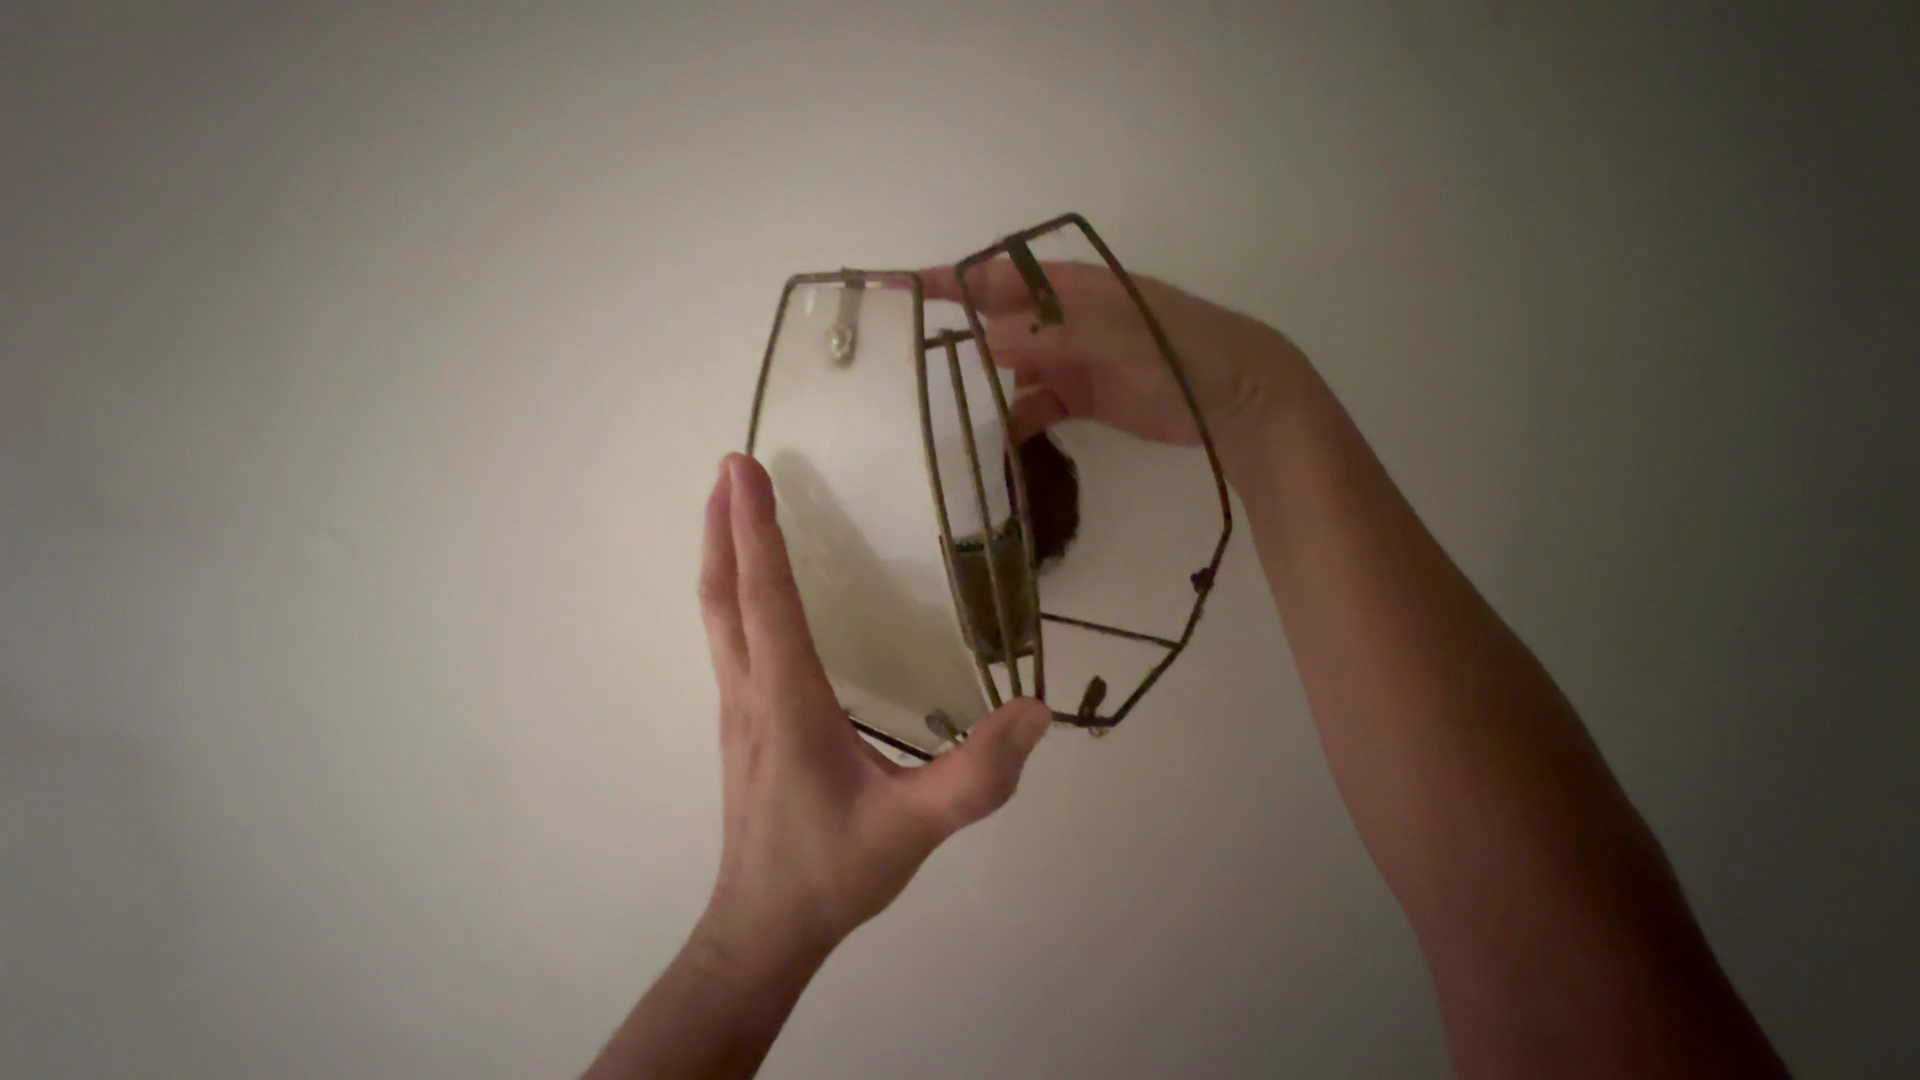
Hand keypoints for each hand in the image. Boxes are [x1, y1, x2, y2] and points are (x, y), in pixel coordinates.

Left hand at [694, 454, 1051, 969]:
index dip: (757, 532)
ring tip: (730, 511)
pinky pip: (729, 641)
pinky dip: (732, 596)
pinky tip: (751, 595)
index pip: (769, 600)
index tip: (744, 470)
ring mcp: (738, 709)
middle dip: (723, 527)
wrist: (763, 929)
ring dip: (721, 558)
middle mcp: (752, 692)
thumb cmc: (831, 873)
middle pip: (723, 596)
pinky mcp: (742, 725)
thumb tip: (1035, 712)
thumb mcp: (913, 829)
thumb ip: (976, 776)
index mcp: (788, 701)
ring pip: (718, 618)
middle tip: (728, 469)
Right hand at [920, 260, 1306, 448]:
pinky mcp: (1083, 398)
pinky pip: (1037, 406)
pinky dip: (1018, 420)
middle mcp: (1066, 321)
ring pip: (1014, 368)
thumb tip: (989, 339)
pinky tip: (1002, 440)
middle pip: (1001, 321)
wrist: (1238, 399)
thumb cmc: (1187, 350)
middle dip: (961, 334)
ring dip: (986, 384)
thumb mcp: (1128, 334)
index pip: (1005, 277)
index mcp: (1075, 290)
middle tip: (914, 359)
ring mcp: (1073, 360)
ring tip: (949, 407)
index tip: (910, 287)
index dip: (959, 280)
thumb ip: (1063, 333)